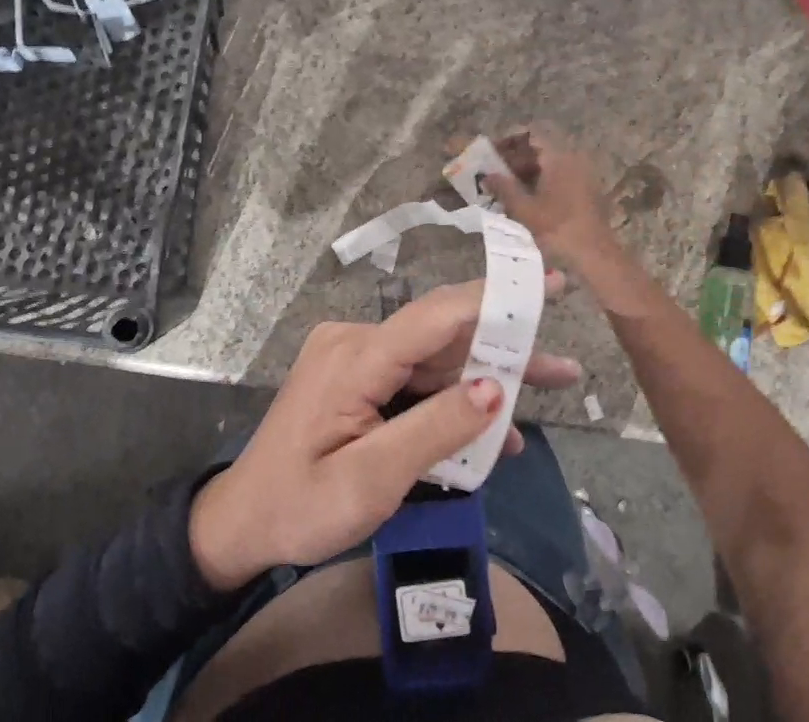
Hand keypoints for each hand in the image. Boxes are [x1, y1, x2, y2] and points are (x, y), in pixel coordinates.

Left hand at [188, 274, 581, 590]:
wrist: (242, 523)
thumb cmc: (300, 506)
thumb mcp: (371, 479)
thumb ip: (435, 430)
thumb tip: (494, 388)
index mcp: (355, 357)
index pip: (437, 316)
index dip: (497, 299)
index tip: (550, 286)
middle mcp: (356, 343)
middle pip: (444, 338)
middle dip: (507, 351)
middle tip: (565, 368)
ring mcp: (355, 360)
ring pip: (436, 361)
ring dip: (487, 379)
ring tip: (551, 389)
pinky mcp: (357, 380)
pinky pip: (416, 382)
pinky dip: (454, 402)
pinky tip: (493, 431)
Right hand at [484, 126, 619, 263]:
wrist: (595, 255)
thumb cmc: (557, 228)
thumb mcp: (524, 209)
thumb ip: (503, 188)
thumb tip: (487, 175)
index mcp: (559, 157)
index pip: (531, 134)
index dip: (509, 140)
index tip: (491, 153)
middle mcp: (574, 159)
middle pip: (540, 149)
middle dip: (515, 160)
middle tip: (494, 175)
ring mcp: (583, 175)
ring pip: (549, 165)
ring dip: (527, 173)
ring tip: (506, 190)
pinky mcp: (587, 191)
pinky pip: (560, 177)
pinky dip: (541, 183)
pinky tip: (526, 201)